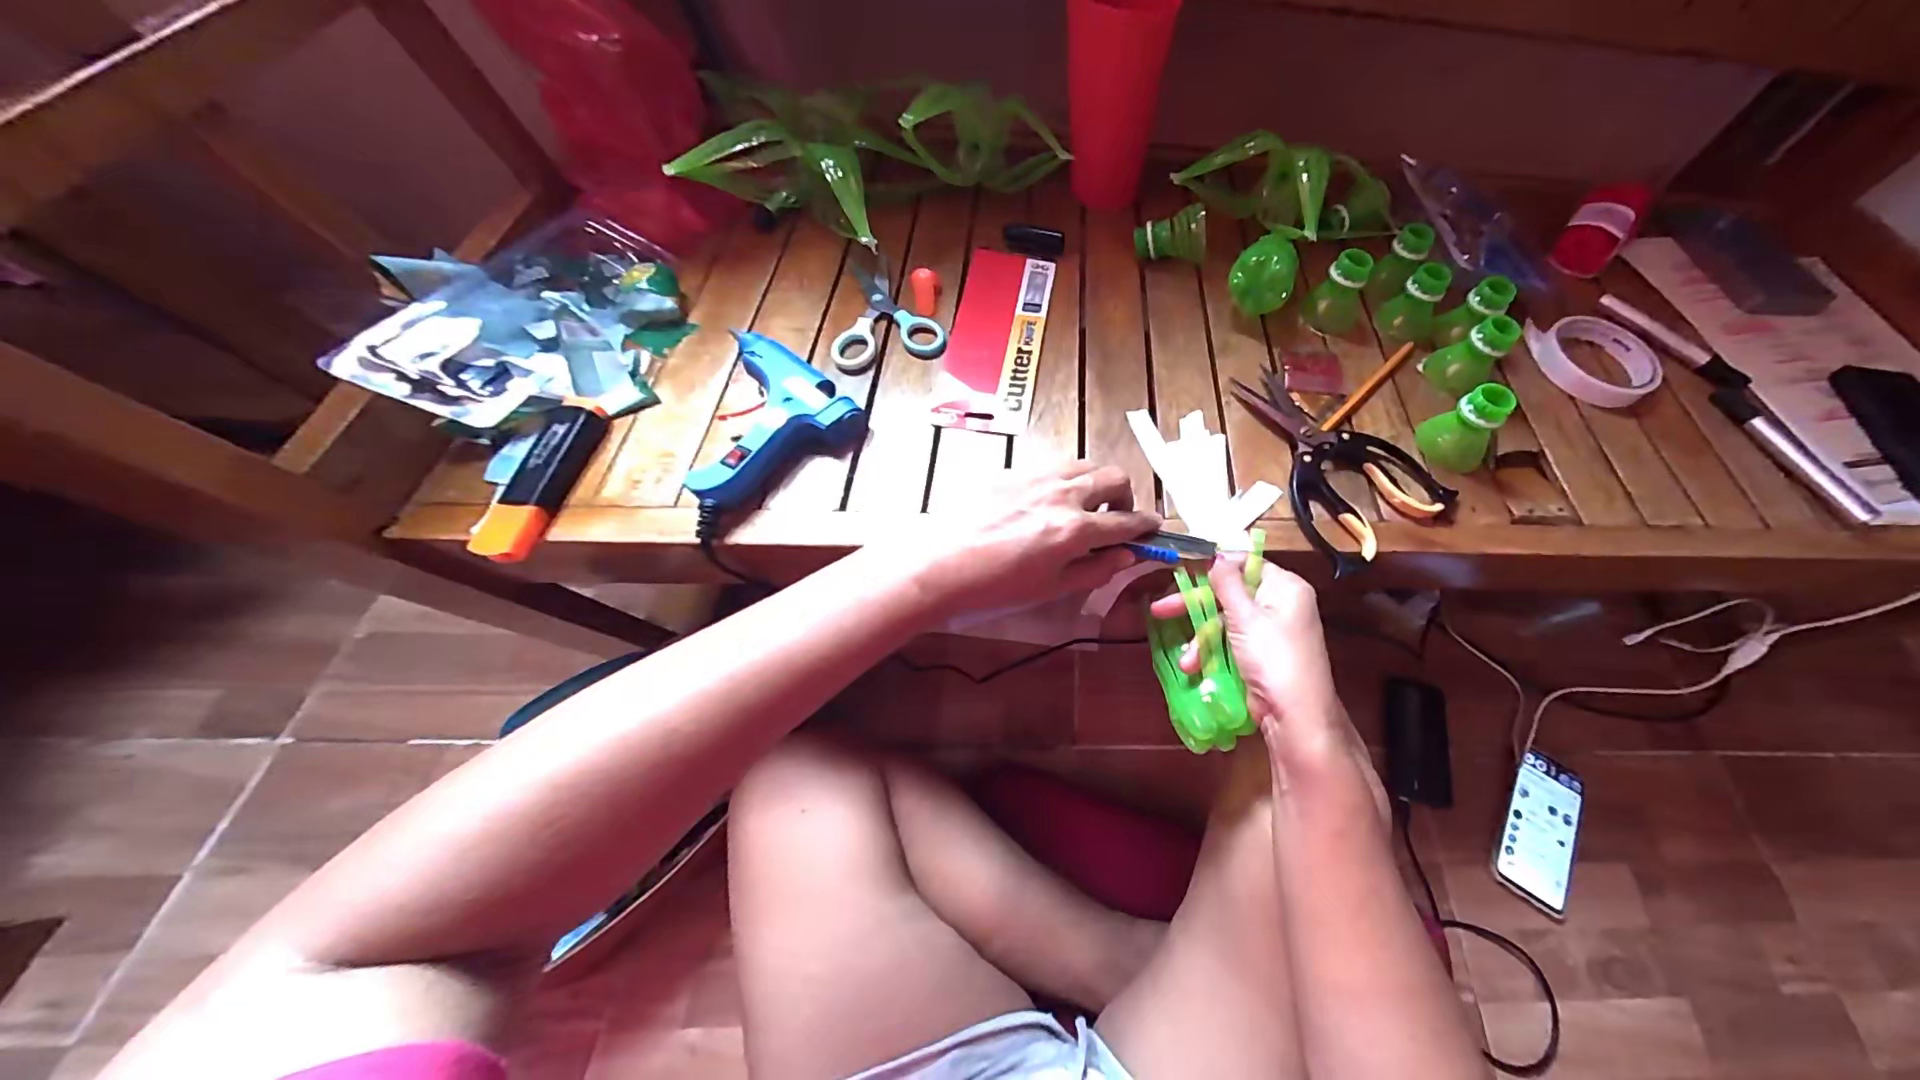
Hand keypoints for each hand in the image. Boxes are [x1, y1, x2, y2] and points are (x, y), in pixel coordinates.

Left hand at [901, 461, 1160, 617]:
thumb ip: (1095, 570)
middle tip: (1116, 518)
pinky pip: (1052, 466)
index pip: (1127, 521)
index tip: (1153, 529)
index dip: (1146, 526)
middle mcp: (1061, 494)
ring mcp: (1036, 477)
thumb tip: (1126, 556)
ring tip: (1085, 505)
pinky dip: (1065, 479)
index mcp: (1075, 529)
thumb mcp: (1051, 588)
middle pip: (1113, 478)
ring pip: (1084, 464)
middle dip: (1125, 496)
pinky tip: (1049, 501)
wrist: (941, 564)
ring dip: (1096, 481)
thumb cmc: (996, 586)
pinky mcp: (1012, 472)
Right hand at [1150, 556, 1384, 818]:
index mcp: (1285, 587)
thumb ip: (1227, 584)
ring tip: (1186, 659)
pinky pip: (1227, 641)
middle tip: (1160, 608)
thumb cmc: (1273, 659)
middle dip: (1194, 606)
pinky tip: (1194, 666)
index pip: (1245, 563)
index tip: (1182, 573)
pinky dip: (1210, 651)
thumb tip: (1216, 556)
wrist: (1294, 715)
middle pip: (1228, 593)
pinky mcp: (1257, 653)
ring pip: (1223, 620)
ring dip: (1200, 637)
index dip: (1213, 568)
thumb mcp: (1246, 617)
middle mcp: (1278, 604)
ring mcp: (1268, 631)